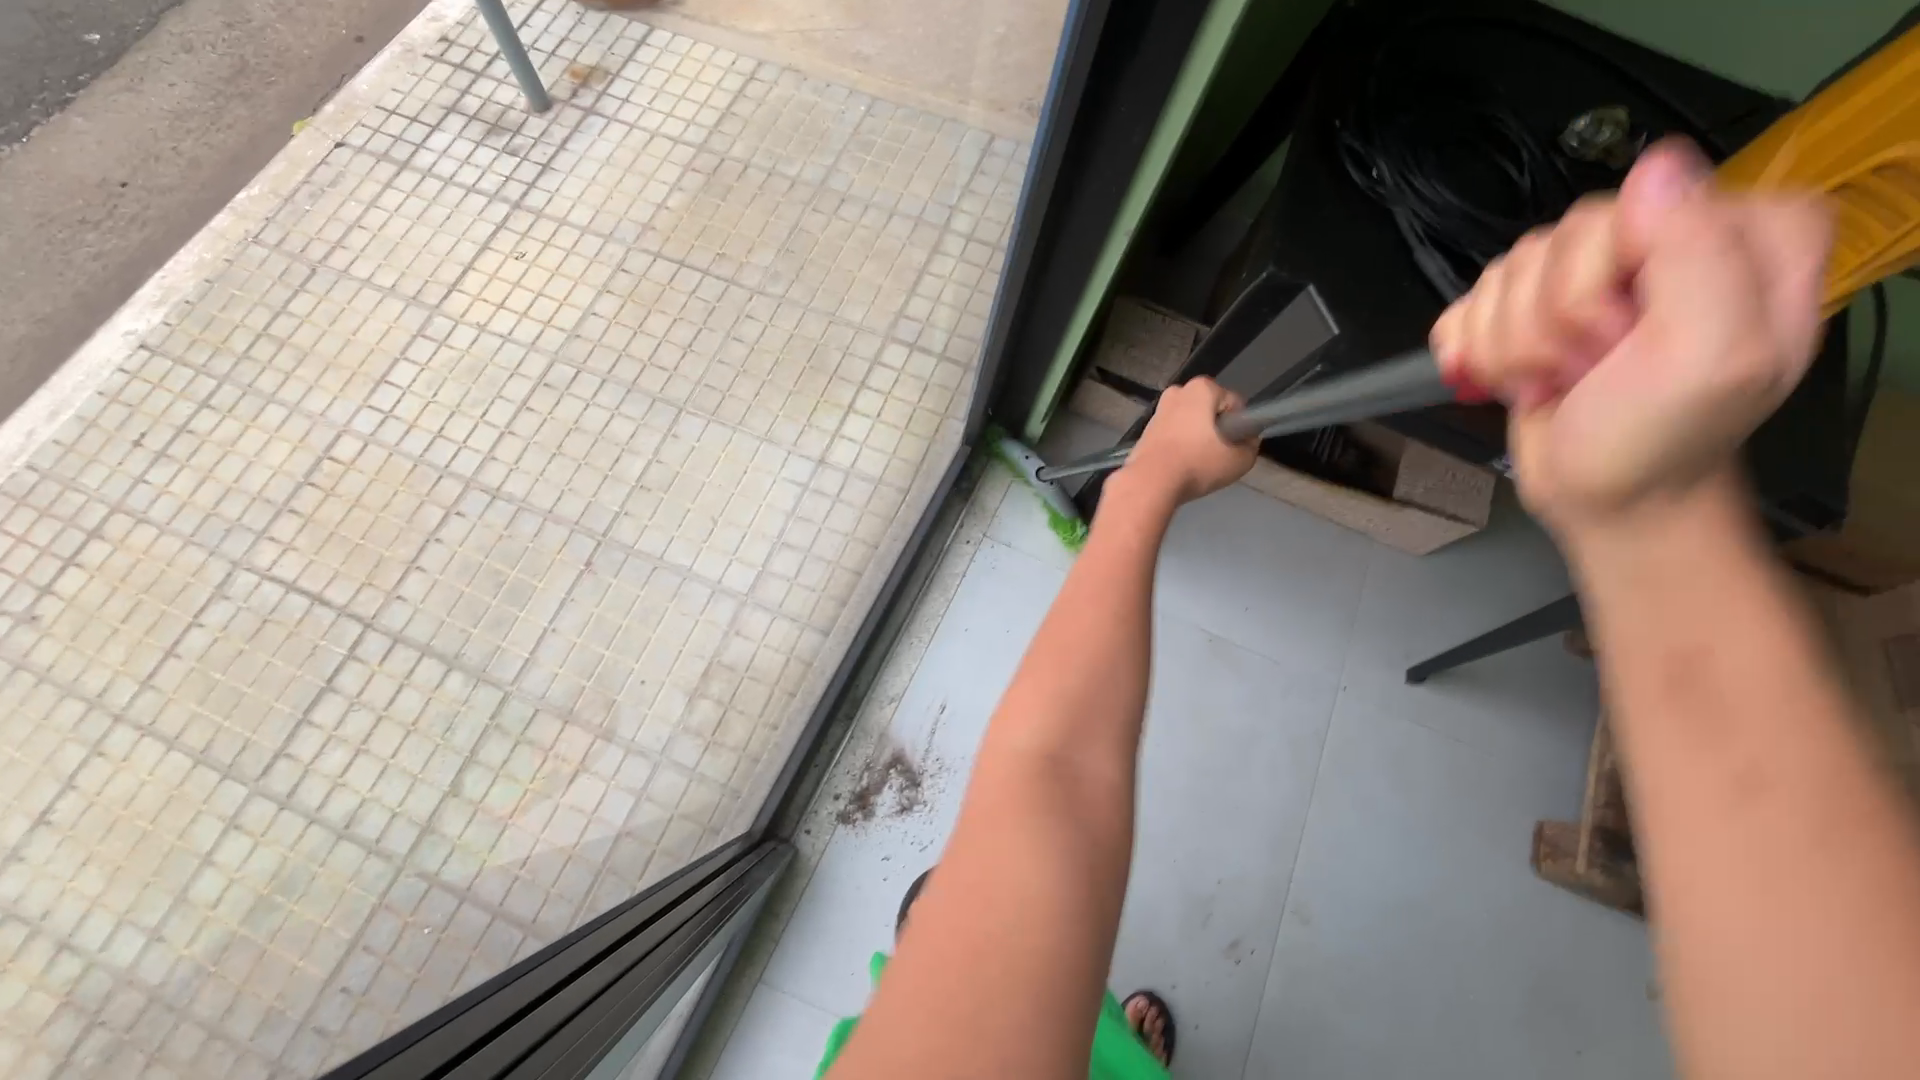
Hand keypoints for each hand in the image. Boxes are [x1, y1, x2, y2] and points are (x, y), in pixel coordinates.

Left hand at [1122, 377, 1258, 504]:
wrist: (1150, 483)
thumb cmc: (1197, 465)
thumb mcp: (1240, 460)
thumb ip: (1251, 445)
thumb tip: (1247, 440)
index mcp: (1202, 388)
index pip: (1234, 405)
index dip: (1240, 427)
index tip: (1234, 447)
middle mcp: (1177, 392)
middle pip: (1209, 411)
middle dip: (1216, 429)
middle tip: (1218, 456)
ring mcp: (1158, 410)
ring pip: (1189, 423)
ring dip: (1196, 438)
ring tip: (1198, 463)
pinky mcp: (1145, 430)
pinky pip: (1172, 435)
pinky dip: (1179, 445)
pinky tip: (1180, 465)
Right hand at [1429, 138, 1831, 538]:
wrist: (1604, 494)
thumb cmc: (1658, 439)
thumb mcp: (1710, 355)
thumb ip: (1697, 253)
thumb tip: (1653, 168)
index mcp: (1734, 233)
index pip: (1630, 207)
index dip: (1606, 281)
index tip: (1626, 342)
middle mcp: (1659, 240)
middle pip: (1554, 243)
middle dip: (1550, 326)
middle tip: (1590, 371)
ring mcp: (1585, 275)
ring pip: (1504, 274)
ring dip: (1513, 348)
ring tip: (1557, 382)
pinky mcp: (1526, 305)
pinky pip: (1467, 301)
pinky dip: (1473, 351)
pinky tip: (1509, 377)